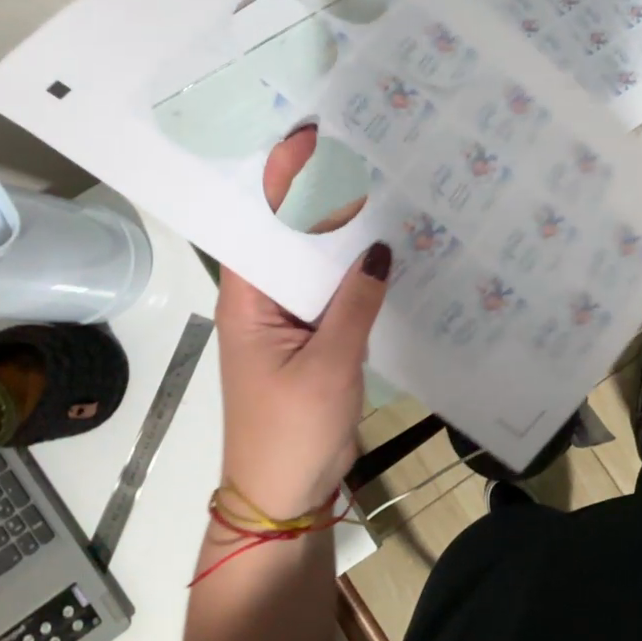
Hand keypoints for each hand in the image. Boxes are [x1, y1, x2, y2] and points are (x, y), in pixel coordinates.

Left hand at [214, 125, 390, 516]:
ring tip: (389, 201)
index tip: (317, 146)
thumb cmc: (292, 429)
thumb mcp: (329, 363)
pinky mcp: (316, 345)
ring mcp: (291, 326)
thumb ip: (356, 304)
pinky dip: (360, 285)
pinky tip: (393, 260)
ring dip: (348, 249)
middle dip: (327, 211)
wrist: (286, 494)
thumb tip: (379, 248)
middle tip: (369, 165)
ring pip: (319, 274)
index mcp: (248, 302)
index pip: (260, 230)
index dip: (284, 189)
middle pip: (293, 246)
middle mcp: (265, 305)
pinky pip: (337, 303)